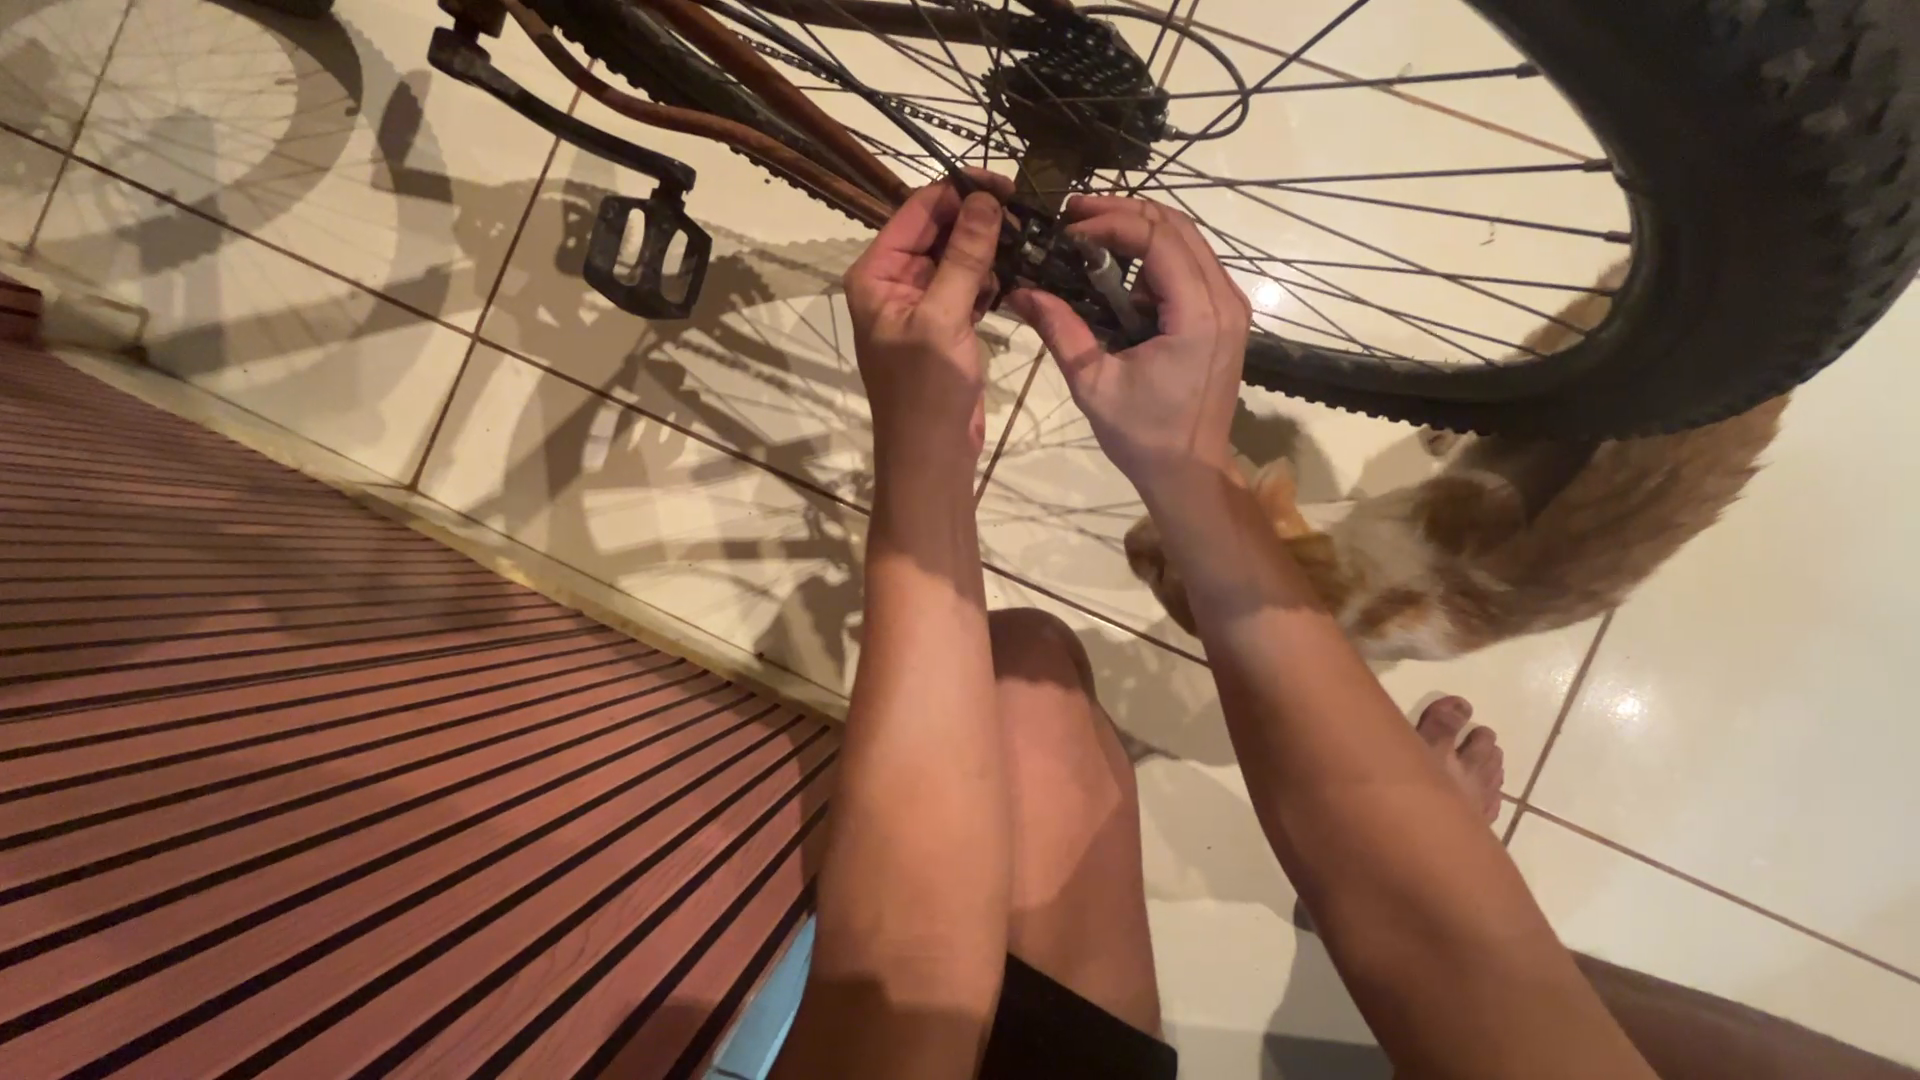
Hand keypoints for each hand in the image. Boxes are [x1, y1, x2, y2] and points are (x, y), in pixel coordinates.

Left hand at [844, 173, 1011, 460]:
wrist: (932, 453)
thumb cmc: (926, 389)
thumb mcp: (942, 318)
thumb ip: (963, 257)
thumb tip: (985, 199)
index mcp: (876, 274)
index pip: (917, 212)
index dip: (959, 193)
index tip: (1007, 185)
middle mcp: (893, 282)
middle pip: (938, 231)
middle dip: (978, 222)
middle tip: (1025, 216)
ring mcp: (920, 305)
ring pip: (956, 258)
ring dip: (988, 251)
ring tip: (1027, 244)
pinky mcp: (945, 326)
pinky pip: (967, 287)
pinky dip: (989, 280)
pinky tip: (1015, 278)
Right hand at [1008, 196, 1249, 488]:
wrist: (1189, 472)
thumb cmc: (1142, 435)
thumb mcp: (1093, 383)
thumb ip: (1060, 330)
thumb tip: (1021, 291)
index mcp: (1197, 315)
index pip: (1157, 238)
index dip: (1110, 223)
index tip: (1068, 231)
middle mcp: (1223, 300)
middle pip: (1178, 227)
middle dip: (1124, 213)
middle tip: (1075, 216)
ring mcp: (1230, 307)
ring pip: (1188, 242)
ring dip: (1140, 233)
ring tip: (1091, 240)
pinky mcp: (1224, 318)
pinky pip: (1191, 267)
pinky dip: (1155, 259)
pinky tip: (1119, 273)